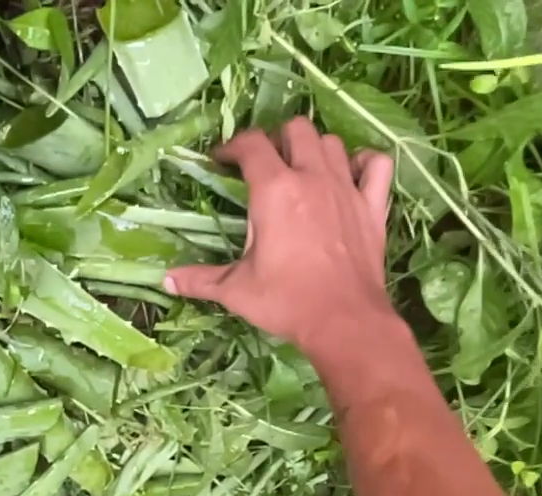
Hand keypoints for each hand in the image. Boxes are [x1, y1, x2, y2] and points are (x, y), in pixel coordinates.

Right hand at [165, 118, 400, 357]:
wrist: (343, 320)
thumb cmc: (285, 302)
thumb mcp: (236, 291)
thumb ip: (200, 280)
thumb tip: (166, 281)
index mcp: (274, 191)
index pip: (251, 146)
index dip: (232, 146)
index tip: (220, 160)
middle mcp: (312, 177)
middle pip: (295, 130)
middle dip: (275, 139)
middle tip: (262, 163)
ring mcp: (347, 187)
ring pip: (331, 142)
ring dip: (313, 148)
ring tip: (300, 168)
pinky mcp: (373, 205)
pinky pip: (375, 164)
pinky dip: (362, 161)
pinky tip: (350, 172)